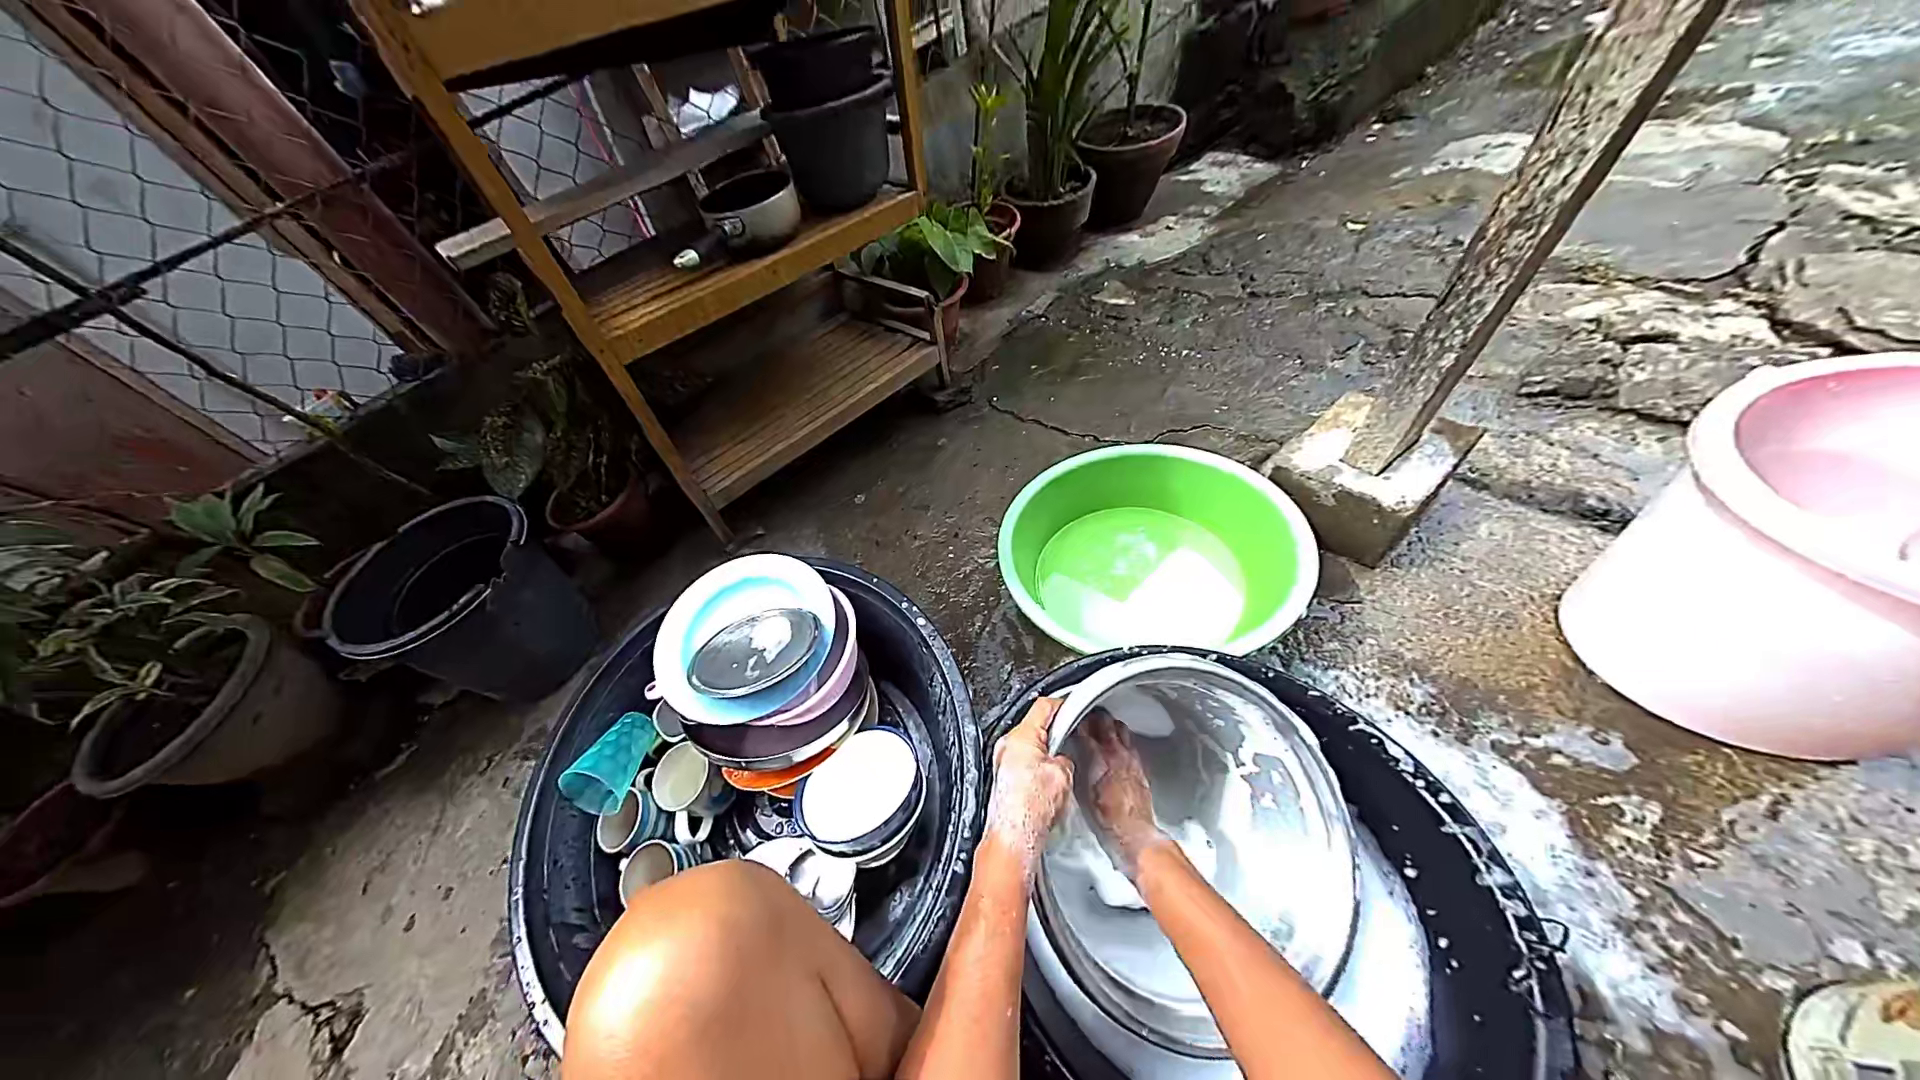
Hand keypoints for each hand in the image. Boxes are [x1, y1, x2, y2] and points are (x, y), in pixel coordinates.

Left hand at [985, 697, 1073, 872]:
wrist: (1014, 837)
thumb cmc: (1031, 808)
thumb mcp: (1062, 774)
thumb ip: (1064, 757)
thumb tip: (1063, 758)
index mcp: (1020, 737)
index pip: (1044, 706)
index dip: (1063, 704)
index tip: (1073, 705)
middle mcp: (1007, 746)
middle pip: (1035, 724)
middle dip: (1055, 730)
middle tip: (1071, 737)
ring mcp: (1003, 761)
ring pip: (1030, 743)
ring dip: (1046, 749)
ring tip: (1060, 764)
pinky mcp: (1004, 776)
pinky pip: (1024, 759)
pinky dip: (1037, 763)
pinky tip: (1048, 779)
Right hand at [1082, 711, 1165, 877]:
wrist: (1134, 830)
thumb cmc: (1108, 816)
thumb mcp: (1085, 790)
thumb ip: (1081, 766)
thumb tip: (1076, 754)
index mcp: (1099, 759)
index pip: (1086, 730)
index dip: (1078, 722)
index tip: (1073, 719)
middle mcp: (1116, 754)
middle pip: (1106, 723)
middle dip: (1095, 716)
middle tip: (1088, 714)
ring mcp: (1130, 758)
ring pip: (1120, 729)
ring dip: (1110, 724)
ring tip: (1103, 722)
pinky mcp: (1139, 766)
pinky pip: (1130, 743)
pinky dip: (1122, 737)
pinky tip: (1119, 741)